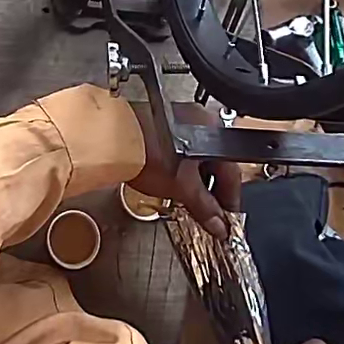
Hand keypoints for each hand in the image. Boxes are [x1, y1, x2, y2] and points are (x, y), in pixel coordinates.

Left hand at [127, 101, 242, 238]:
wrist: (111, 137)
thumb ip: (205, 208)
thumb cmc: (147, 152)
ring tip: (185, 198)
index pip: (232, 173)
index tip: (226, 218)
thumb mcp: (183, 188)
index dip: (230, 200)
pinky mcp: (157, 121)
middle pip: (214, 163)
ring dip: (194, 178)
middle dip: (211, 190)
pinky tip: (169, 179)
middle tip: (207, 213)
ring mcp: (176, 118)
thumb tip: (219, 225)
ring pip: (195, 155)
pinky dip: (177, 166)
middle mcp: (197, 119)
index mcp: (212, 131)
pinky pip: (177, 148)